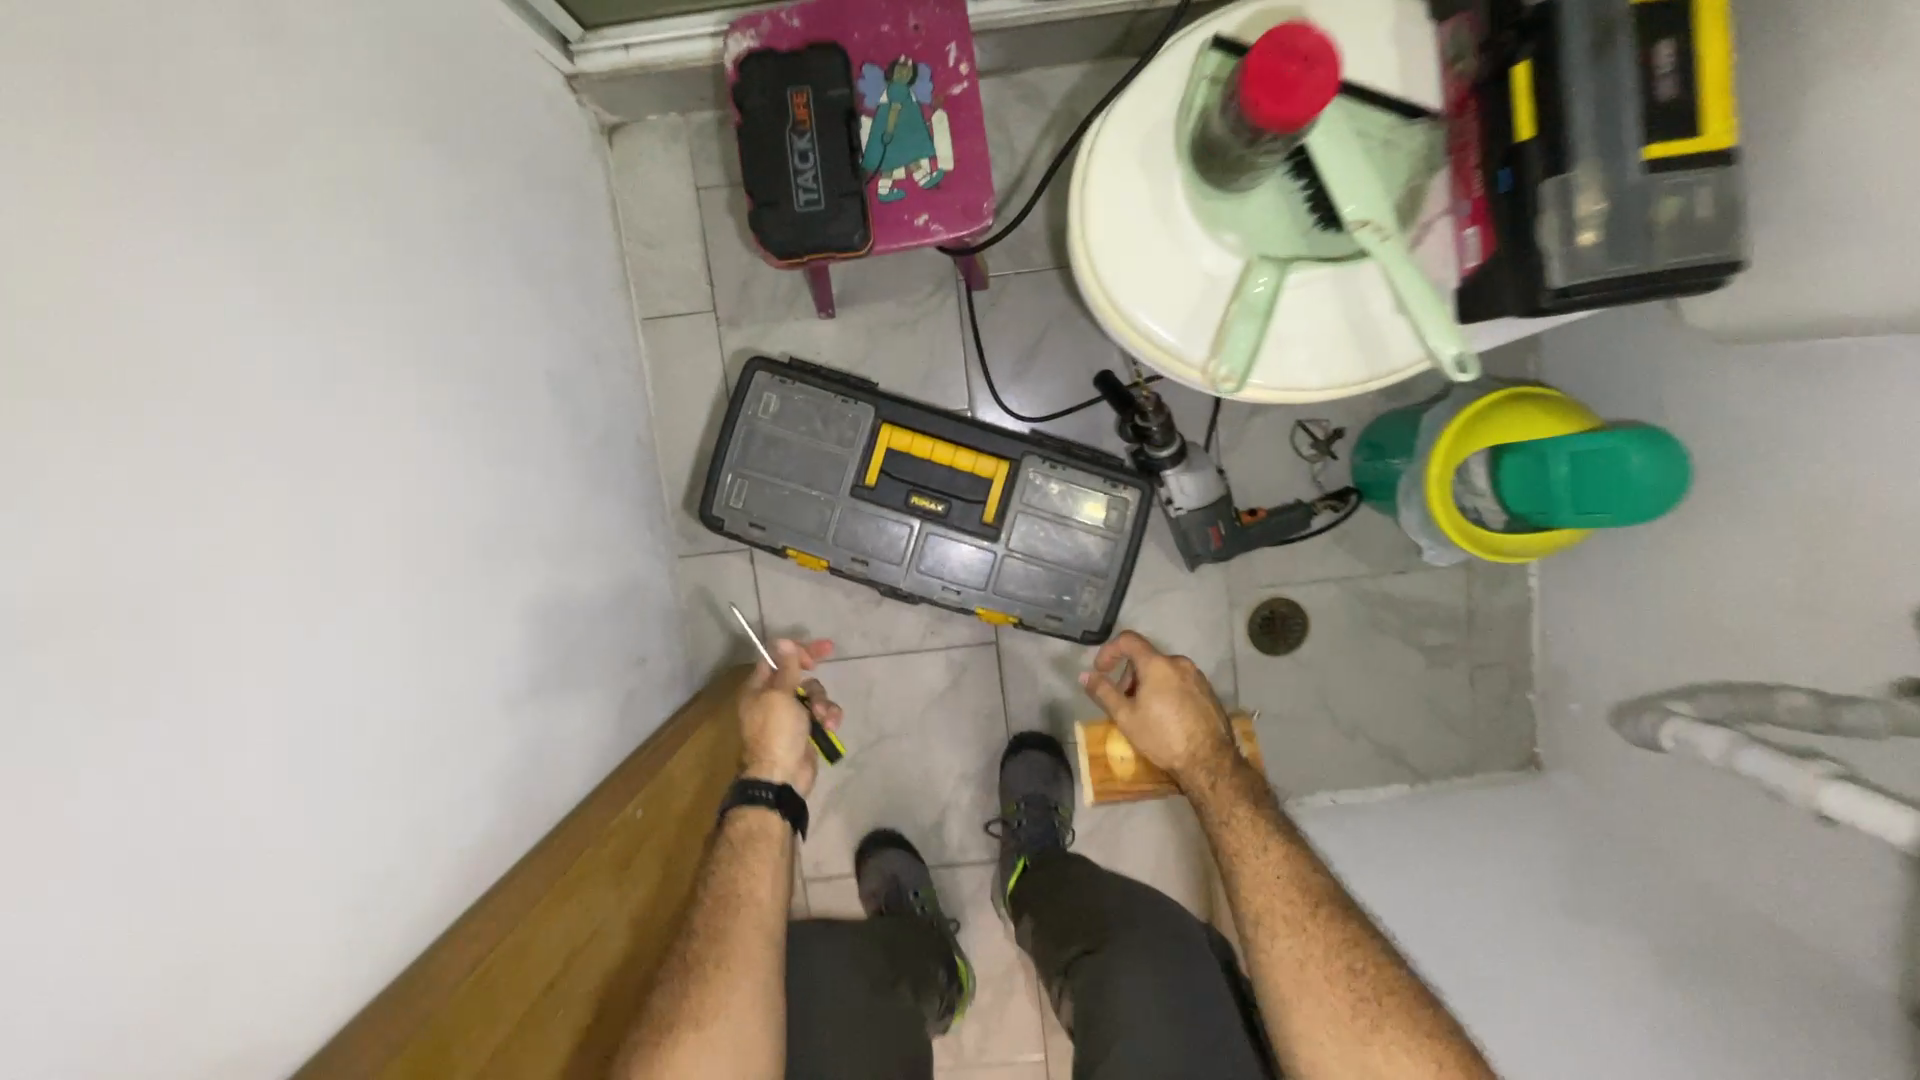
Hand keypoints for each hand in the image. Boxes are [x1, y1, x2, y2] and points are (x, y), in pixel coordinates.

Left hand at [737, 638, 841, 798]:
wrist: (782, 776)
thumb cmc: (776, 732)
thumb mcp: (780, 696)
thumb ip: (786, 668)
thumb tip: (782, 640)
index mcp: (759, 688)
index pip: (776, 658)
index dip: (795, 649)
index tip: (813, 649)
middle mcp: (773, 699)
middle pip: (797, 673)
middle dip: (813, 671)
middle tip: (830, 650)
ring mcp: (790, 715)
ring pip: (813, 694)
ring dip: (822, 701)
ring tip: (823, 717)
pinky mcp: (806, 729)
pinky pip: (821, 712)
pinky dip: (828, 716)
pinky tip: (830, 726)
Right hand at [1080, 630, 1235, 787]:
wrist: (1210, 762)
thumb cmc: (1163, 737)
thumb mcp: (1125, 717)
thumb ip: (1103, 692)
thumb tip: (1085, 676)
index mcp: (1157, 664)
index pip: (1128, 640)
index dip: (1109, 651)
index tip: (1101, 671)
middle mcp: (1179, 663)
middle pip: (1146, 658)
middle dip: (1129, 677)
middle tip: (1123, 703)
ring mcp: (1197, 676)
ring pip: (1163, 671)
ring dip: (1147, 685)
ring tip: (1144, 714)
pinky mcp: (1209, 691)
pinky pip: (1180, 682)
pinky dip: (1166, 691)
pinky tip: (1166, 718)